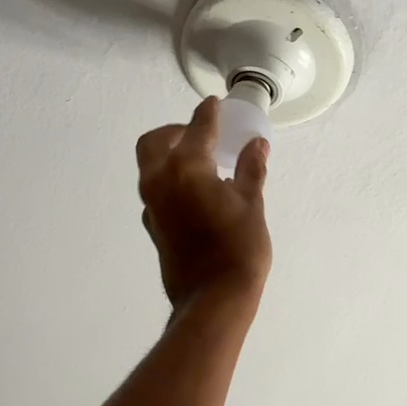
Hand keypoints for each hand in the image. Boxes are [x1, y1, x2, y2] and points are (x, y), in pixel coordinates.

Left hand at [136, 97, 271, 315]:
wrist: (213, 300)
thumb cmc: (239, 248)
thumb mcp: (252, 204)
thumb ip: (250, 170)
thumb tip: (256, 145)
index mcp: (186, 168)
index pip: (197, 129)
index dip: (207, 114)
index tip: (214, 105)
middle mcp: (160, 181)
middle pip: (155, 142)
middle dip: (175, 131)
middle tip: (200, 133)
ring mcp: (151, 205)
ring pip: (150, 166)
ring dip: (169, 155)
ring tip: (200, 160)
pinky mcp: (153, 226)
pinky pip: (156, 190)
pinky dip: (171, 180)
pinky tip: (195, 192)